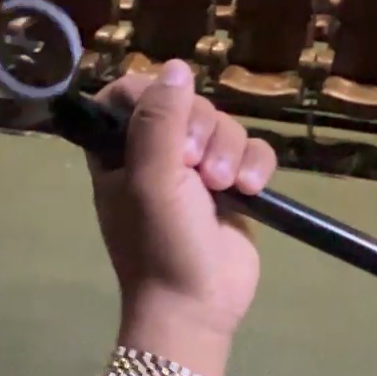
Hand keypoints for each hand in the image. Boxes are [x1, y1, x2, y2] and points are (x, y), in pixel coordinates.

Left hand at [87, 61, 277, 375]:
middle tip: (198, 167)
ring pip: (226, 127)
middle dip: (203, 129)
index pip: (128, 95)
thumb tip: (176, 69)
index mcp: (120, 153)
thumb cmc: (161, 245)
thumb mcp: (150, 178)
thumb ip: (158, 120)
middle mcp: (158, 158)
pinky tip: (250, 190)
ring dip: (231, 151)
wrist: (197, 306)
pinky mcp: (234, 190)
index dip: (151, 94)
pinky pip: (253, 153)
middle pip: (188, 106)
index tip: (168, 109)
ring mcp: (199, 174)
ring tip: (226, 187)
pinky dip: (256, 166)